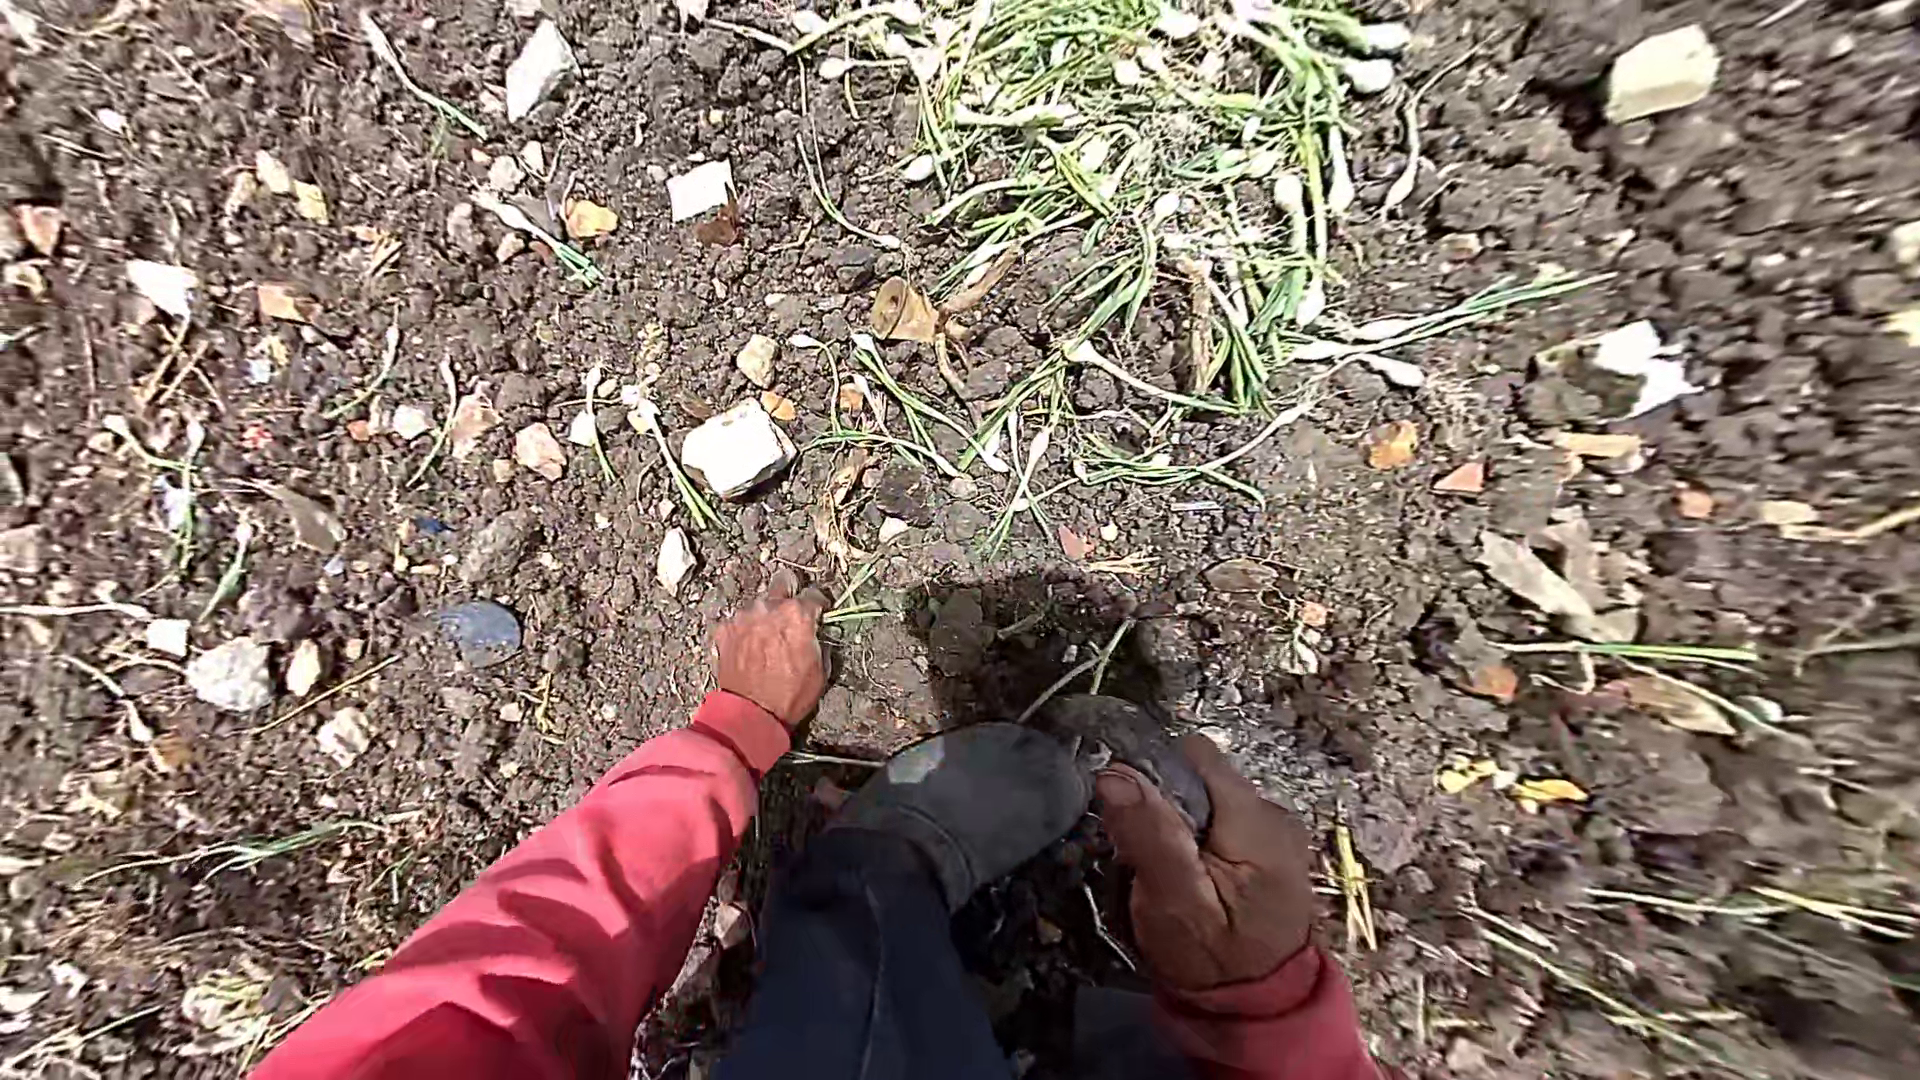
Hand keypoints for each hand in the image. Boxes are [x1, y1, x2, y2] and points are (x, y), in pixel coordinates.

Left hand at [711, 571, 827, 729]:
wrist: (751, 714)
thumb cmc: (790, 695)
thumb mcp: (821, 668)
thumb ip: (818, 639)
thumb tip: (814, 631)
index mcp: (797, 614)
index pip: (814, 594)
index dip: (818, 606)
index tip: (818, 613)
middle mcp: (769, 607)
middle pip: (783, 582)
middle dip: (790, 594)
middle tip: (791, 613)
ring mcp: (743, 616)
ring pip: (759, 602)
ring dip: (765, 614)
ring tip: (767, 637)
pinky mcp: (725, 629)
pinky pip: (739, 620)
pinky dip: (745, 628)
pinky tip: (750, 646)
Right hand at [1095, 736, 1315, 990]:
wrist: (1255, 1011)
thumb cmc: (1212, 959)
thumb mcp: (1173, 902)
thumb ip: (1148, 835)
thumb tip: (1114, 774)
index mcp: (1258, 821)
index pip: (1193, 756)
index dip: (1156, 775)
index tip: (1138, 814)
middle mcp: (1273, 811)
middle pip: (1197, 772)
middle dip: (1166, 799)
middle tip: (1151, 850)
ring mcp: (1273, 825)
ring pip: (1203, 789)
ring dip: (1177, 815)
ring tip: (1168, 861)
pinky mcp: (1266, 838)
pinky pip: (1215, 809)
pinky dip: (1194, 828)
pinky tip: (1189, 864)